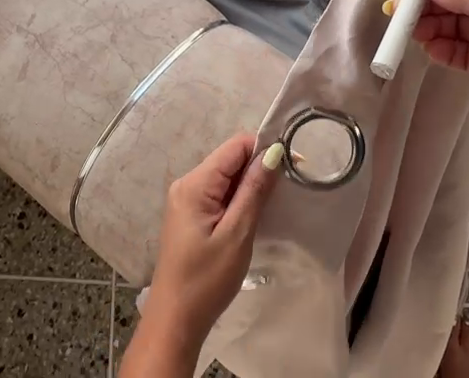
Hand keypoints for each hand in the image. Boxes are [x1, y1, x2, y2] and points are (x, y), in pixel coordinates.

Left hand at [140, 134, 281, 350]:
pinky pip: (220, 193)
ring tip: (276, 201)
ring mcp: (187, 200)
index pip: (235, 146)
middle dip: (260, 166)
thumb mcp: (237, 234)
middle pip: (230, 159)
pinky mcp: (191, 216)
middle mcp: (188, 184)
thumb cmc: (206, 280)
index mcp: (195, 184)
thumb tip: (274, 151)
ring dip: (251, 184)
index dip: (265, 148)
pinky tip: (255, 213)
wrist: (175, 322)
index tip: (293, 164)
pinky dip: (239, 198)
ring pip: (227, 177)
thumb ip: (254, 190)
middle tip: (288, 187)